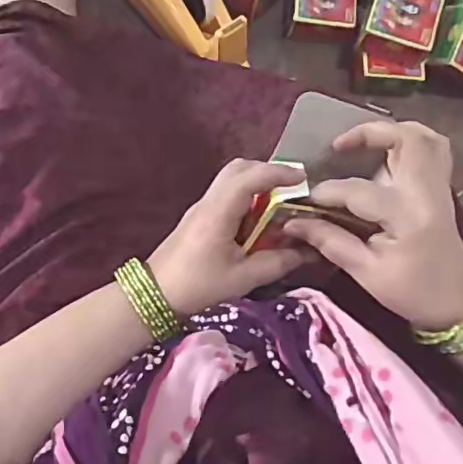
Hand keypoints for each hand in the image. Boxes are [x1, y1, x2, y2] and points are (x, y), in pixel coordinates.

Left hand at [148, 160, 311, 315]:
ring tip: (280, 203)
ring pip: (231, 179)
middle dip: (268, 172)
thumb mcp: (243, 278)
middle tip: (293, 187)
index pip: (249, 177)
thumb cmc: (198, 286)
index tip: (303, 180)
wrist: (155, 294)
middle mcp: (208, 202)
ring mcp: (200, 207)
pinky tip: (259, 218)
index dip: (277, 173)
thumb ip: (277, 262)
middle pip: (238, 169)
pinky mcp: (198, 217)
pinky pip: (226, 194)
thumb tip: (307, 251)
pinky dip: (246, 196)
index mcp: (218, 213)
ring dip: (257, 183)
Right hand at [280, 121, 462, 330]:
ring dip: (391, 131)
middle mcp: (426, 192)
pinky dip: (409, 142)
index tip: (304, 202)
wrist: (458, 304)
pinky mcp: (442, 190)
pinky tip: (386, 153)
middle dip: (368, 133)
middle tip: (338, 146)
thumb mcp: (366, 273)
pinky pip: (433, 150)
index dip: (326, 193)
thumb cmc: (412, 292)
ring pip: (424, 137)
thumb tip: (294, 223)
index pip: (358, 190)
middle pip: (405, 139)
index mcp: (406, 215)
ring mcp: (439, 187)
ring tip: (362, 143)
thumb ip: (330, 242)